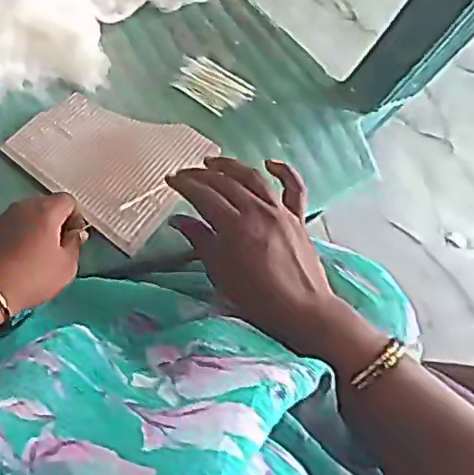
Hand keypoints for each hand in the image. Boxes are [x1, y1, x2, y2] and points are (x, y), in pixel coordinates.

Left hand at [0, 194, 87, 312]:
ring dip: (40, 227)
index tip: (73, 238)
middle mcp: (25, 205)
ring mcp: (7, 214)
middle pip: (49, 204)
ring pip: (32, 213)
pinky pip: (18, 222)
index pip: (69, 200)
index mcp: (46, 209)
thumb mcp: (66, 266)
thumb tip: (74, 232)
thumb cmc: (33, 276)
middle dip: (58, 221)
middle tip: (59, 247)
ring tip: (40, 252)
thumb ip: (75, 244)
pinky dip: (24, 232)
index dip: (76, 218)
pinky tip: (23, 253)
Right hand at [167, 158, 384, 367]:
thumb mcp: (219, 271)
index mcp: (234, 226)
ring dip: (230, 166)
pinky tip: (270, 163)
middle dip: (200, 175)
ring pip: (252, 178)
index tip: (170, 180)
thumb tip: (179, 220)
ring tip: (212, 162)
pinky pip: (293, 188)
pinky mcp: (298, 219)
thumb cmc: (256, 297)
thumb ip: (200, 240)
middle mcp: (257, 211)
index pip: (203, 195)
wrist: (303, 312)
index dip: (184, 184)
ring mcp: (280, 212)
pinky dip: (283, 171)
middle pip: (224, 182)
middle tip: (184, 174)